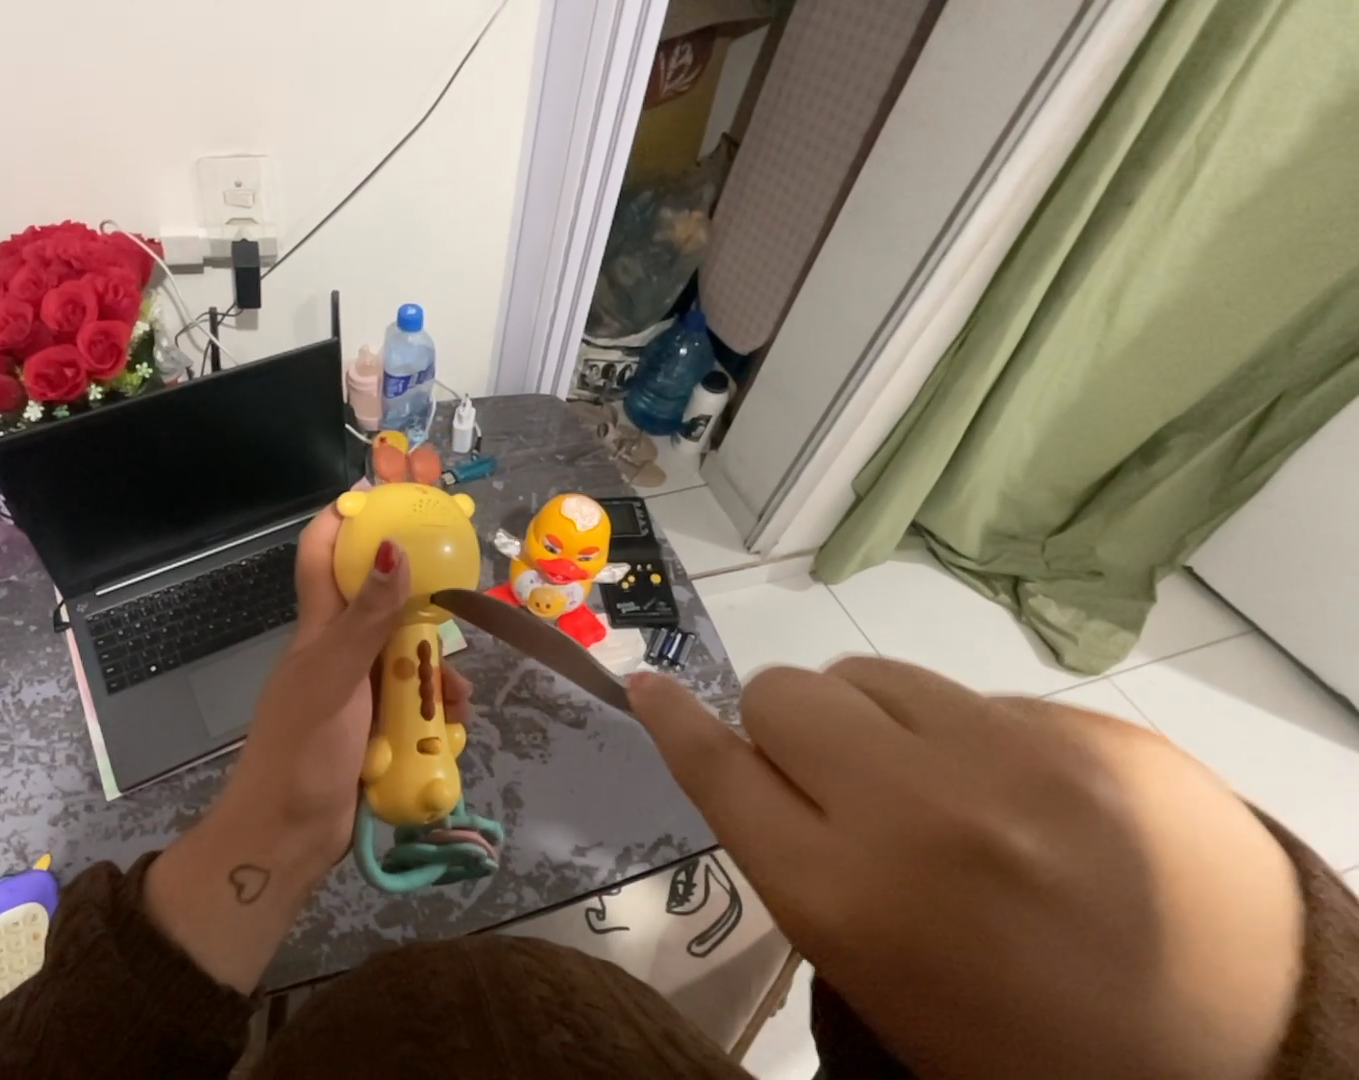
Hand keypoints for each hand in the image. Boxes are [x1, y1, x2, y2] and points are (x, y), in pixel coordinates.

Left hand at [147, 508, 471, 991]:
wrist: (288, 838)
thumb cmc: (303, 750)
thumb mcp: (336, 677)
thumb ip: (368, 617)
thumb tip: (392, 547)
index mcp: (319, 628)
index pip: (321, 555)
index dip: (345, 519)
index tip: (387, 491)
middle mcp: (339, 649)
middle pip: (381, 600)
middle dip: (421, 598)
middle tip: (462, 589)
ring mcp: (359, 688)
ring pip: (408, 655)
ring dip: (436, 669)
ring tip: (455, 694)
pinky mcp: (377, 724)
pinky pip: (415, 701)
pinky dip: (435, 708)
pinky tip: (452, 723)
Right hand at [629, 658, 1302, 1079]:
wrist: (1253, 1076)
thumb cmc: (1008, 1038)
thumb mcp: (864, 960)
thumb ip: (788, 846)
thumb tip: (739, 747)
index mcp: (844, 896)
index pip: (720, 769)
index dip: (674, 721)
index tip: (645, 684)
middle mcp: (918, 812)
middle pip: (784, 692)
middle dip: (791, 729)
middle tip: (841, 784)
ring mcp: (1022, 761)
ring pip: (871, 674)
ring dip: (875, 720)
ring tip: (938, 787)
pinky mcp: (1105, 736)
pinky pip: (977, 698)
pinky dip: (975, 738)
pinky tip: (1031, 802)